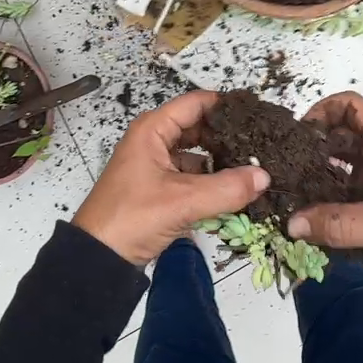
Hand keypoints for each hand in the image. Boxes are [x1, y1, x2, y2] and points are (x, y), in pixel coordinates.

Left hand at [74, 91, 270, 265]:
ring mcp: (154, 165)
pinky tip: (232, 192)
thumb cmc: (133, 217)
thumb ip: (226, 189)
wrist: (97, 259)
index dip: (225, 106)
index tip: (257, 114)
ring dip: (219, 161)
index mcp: (153, 129)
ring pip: (195, 154)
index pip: (196, 103)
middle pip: (197, 127)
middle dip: (226, 136)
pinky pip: (189, 176)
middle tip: (260, 143)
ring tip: (253, 167)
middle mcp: (153, 140)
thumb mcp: (182, 201)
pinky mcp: (157, 189)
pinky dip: (208, 181)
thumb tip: (265, 176)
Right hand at [286, 91, 362, 305]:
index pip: (353, 108)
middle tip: (282, 168)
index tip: (301, 130)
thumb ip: (340, 223)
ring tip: (287, 198)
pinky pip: (345, 212)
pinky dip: (326, 216)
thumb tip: (290, 222)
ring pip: (340, 179)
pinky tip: (305, 228)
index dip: (326, 108)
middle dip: (312, 150)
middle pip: (340, 143)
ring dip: (316, 186)